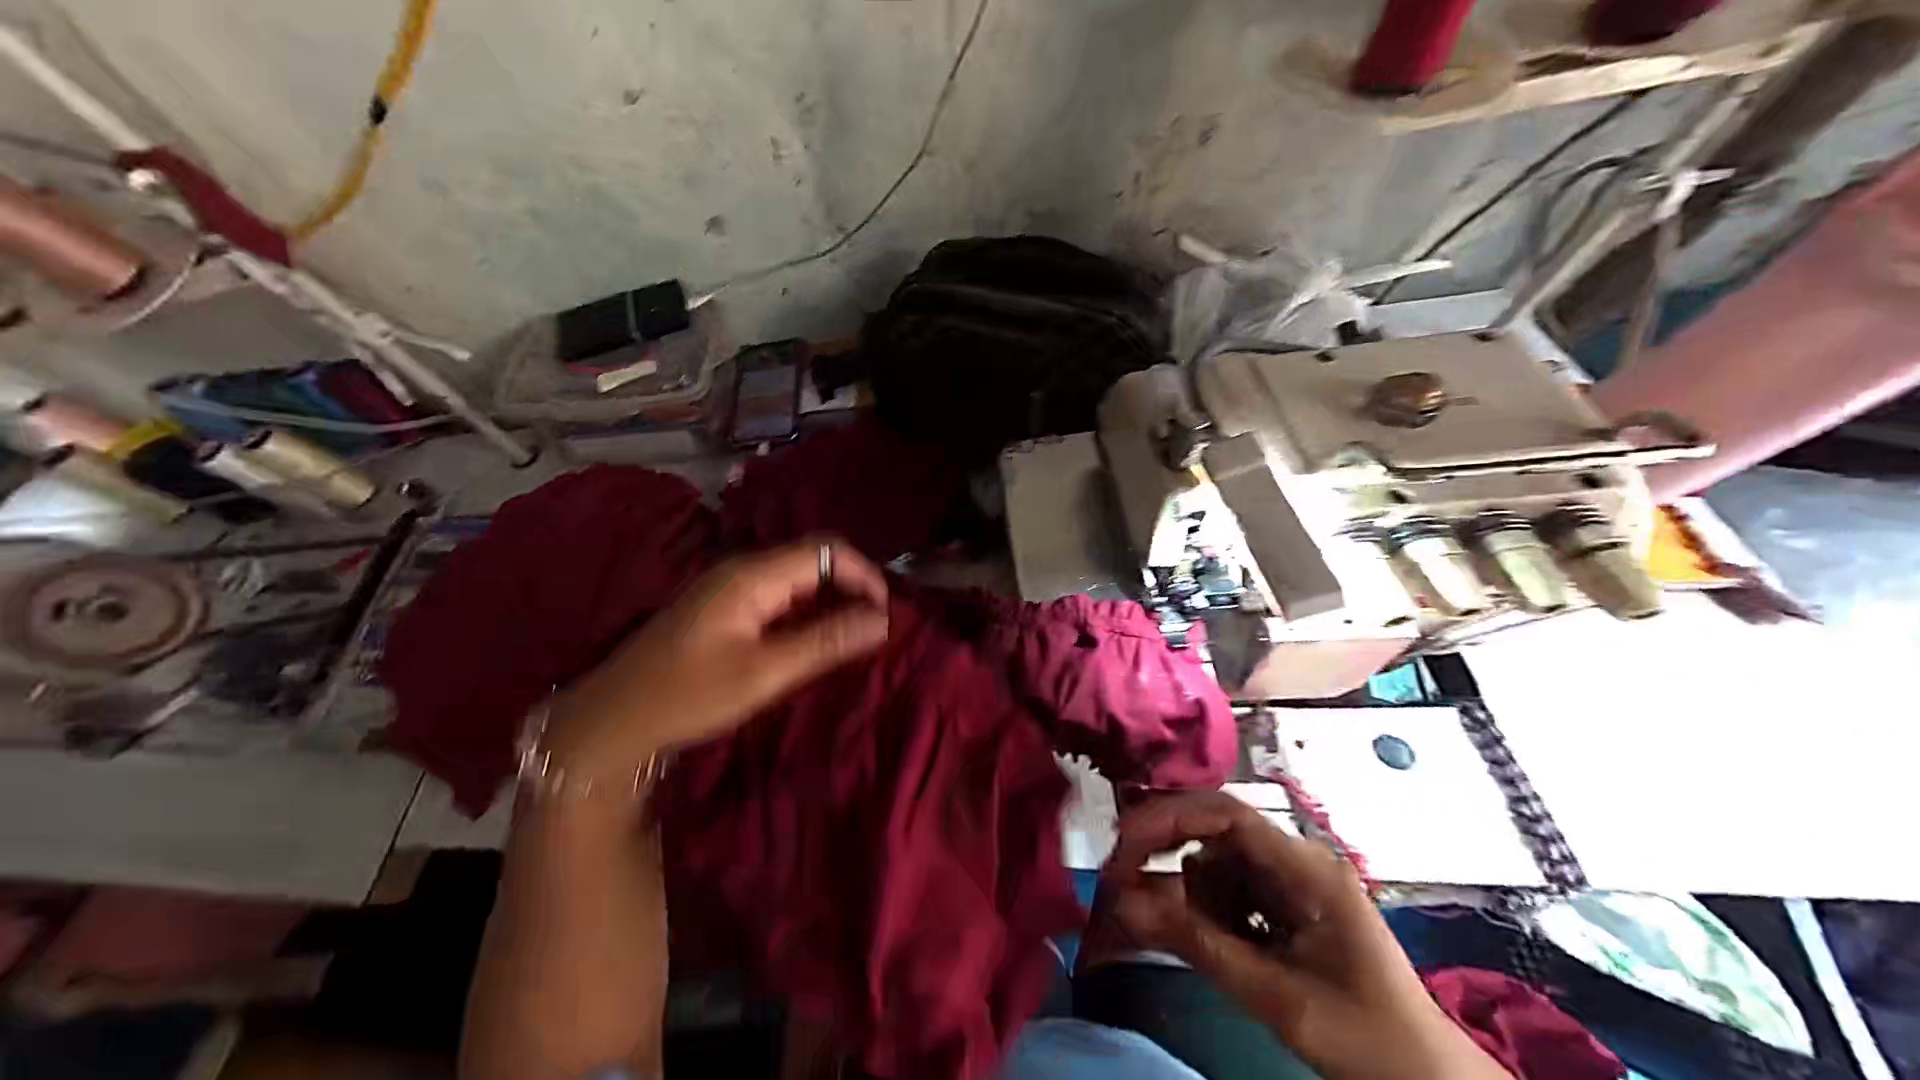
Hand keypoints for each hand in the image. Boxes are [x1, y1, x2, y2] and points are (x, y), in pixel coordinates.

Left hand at [541, 538, 889, 780]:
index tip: (887, 613)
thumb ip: (825, 641)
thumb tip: (883, 619)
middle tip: (877, 626)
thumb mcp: (764, 673)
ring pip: (796, 576)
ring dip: (831, 599)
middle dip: (852, 585)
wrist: (612, 719)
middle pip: (813, 558)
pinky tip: (816, 638)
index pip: (826, 550)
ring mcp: (729, 586)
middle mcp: (742, 569)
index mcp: (751, 576)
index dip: (864, 574)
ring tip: (856, 634)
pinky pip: (778, 594)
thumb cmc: (688, 696)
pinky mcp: (723, 606)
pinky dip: (807, 610)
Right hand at [1103, 792, 1507, 1079]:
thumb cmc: (1364, 1039)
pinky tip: (1212, 945)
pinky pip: (1228, 889)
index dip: (1167, 819)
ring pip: (1214, 862)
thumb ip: (1199, 945)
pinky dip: (1206, 911)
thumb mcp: (1277, 997)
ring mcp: (1292, 880)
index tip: (1122, 848)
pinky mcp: (1285, 903)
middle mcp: (1296, 859)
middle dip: (1165, 852)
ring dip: (1187, 893)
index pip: (1226, 813)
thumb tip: (1124, 902)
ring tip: (1176, 935)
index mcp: (1307, 868)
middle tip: (1122, 883)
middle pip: (1213, 832)